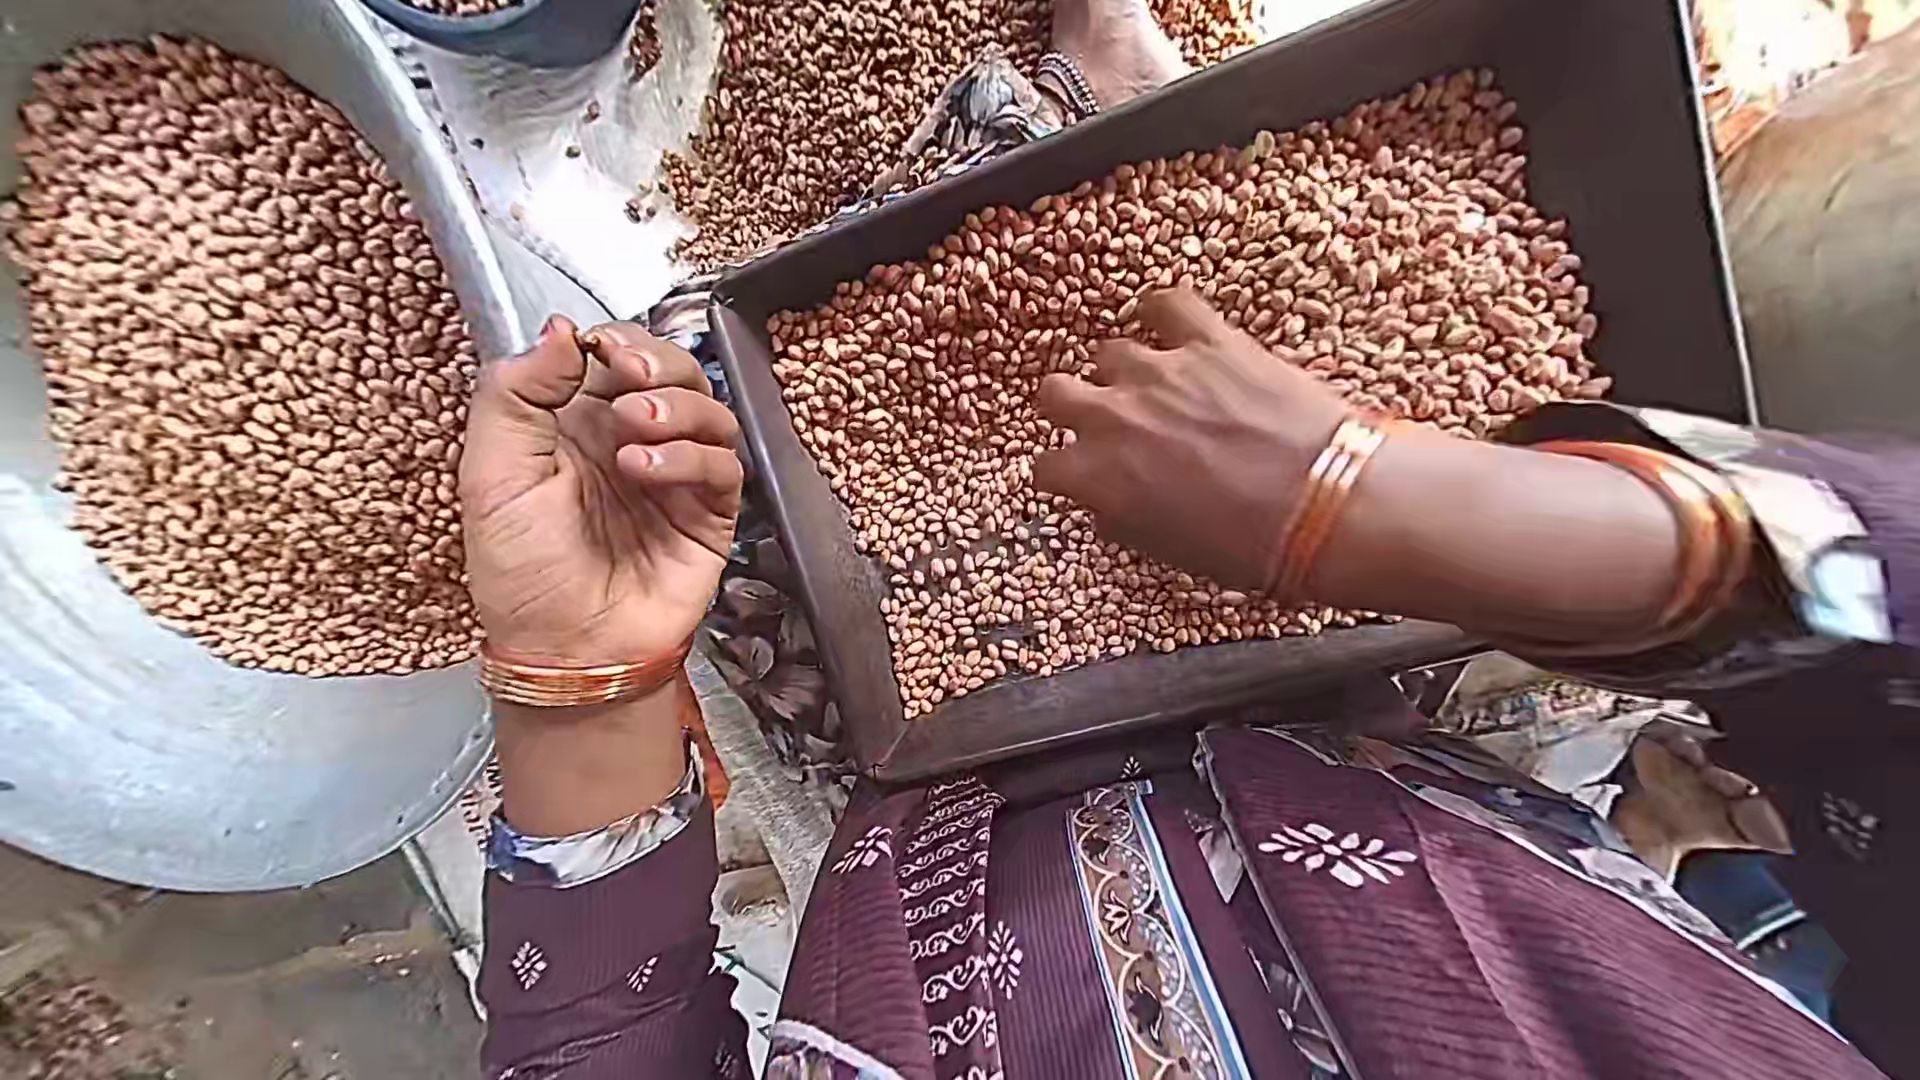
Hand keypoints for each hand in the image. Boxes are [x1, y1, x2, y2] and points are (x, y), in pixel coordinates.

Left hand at [460, 317, 741, 666]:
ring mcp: (679, 478)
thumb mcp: (492, 475)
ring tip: (639, 430)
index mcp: (580, 426)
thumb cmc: (526, 570)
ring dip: (679, 409)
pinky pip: (725, 466)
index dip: (621, 343)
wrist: (572, 646)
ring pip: (711, 414)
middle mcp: (636, 444)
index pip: (618, 361)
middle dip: (661, 364)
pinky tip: (650, 471)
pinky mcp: (712, 512)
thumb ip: (516, 395)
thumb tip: (560, 331)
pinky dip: (694, 457)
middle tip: (633, 377)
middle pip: (677, 376)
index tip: (604, 348)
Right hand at [1033, 288, 1685, 643]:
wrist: (1325, 508)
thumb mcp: (1162, 548)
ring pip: (1107, 353)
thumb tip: (1102, 502)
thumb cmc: (1241, 546)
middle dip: (1067, 408)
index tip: (1071, 477)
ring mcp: (1157, 372)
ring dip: (1118, 372)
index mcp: (1095, 475)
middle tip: (1096, 420)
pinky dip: (1160, 313)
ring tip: (1145, 382)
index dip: (1056, 473)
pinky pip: (1167, 305)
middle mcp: (1111, 417)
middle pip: (1054, 393)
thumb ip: (1117, 516)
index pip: (1045, 467)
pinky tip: (1164, 323)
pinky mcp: (1208, 341)